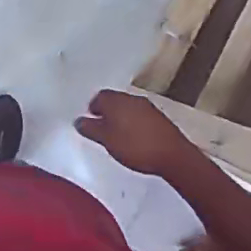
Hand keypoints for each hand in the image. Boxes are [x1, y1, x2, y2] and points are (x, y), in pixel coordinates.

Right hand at [75, 89, 205, 179]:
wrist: (172, 154)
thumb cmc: (135, 146)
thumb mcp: (107, 140)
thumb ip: (91, 129)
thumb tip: (78, 121)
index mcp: (116, 100)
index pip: (99, 96)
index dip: (92, 107)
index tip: (90, 120)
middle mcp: (132, 98)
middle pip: (114, 99)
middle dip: (106, 112)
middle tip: (101, 128)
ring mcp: (147, 107)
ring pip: (128, 107)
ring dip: (120, 117)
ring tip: (116, 135)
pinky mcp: (159, 118)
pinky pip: (140, 115)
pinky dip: (133, 123)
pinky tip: (134, 138)